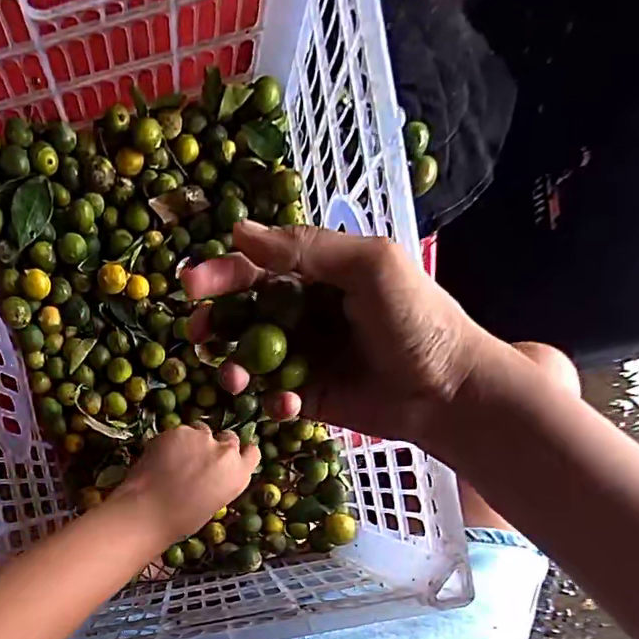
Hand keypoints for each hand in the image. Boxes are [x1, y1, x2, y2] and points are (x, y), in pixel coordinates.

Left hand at [112, 424, 259, 542]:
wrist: (149, 509)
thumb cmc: (181, 519)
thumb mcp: (214, 503)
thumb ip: (220, 482)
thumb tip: (212, 475)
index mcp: (238, 474)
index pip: (252, 452)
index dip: (240, 453)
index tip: (230, 458)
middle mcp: (226, 452)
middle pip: (229, 437)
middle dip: (217, 444)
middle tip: (199, 457)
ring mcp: (202, 437)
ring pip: (202, 430)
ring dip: (193, 440)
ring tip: (176, 457)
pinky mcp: (178, 430)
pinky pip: (178, 432)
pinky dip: (171, 441)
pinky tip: (160, 456)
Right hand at [181, 222, 498, 440]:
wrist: (449, 390)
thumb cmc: (417, 318)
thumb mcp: (369, 266)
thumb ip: (309, 249)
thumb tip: (240, 232)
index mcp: (320, 275)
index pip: (260, 268)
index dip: (222, 274)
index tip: (189, 287)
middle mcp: (307, 313)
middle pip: (246, 315)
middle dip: (216, 326)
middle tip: (197, 339)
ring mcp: (307, 357)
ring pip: (253, 360)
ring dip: (235, 368)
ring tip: (233, 381)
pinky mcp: (311, 397)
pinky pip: (275, 397)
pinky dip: (272, 401)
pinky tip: (286, 405)